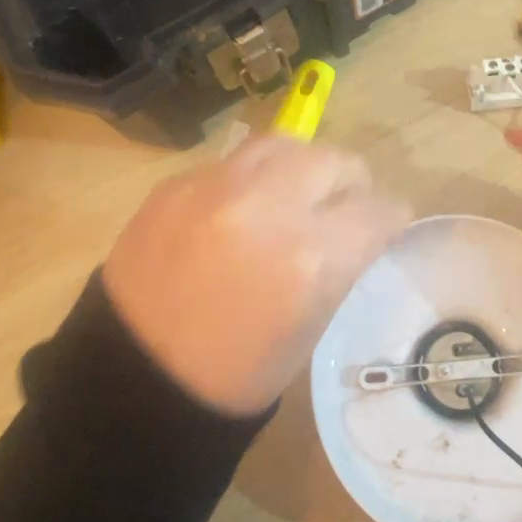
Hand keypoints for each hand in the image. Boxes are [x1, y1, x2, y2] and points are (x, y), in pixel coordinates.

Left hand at [102, 138, 410, 415]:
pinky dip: (249, 179)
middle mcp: (268, 205)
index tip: (383, 227)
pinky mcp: (176, 183)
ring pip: (284, 143)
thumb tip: (356, 230)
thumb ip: (339, 266)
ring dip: (300, 167)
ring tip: (292, 192)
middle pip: (334, 160)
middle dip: (349, 183)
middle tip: (340, 207)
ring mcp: (216, 186)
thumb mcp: (309, 328)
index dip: (389, 219)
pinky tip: (239, 209)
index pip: (378, 208)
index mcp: (311, 257)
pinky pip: (232, 161)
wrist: (132, 378)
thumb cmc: (234, 374)